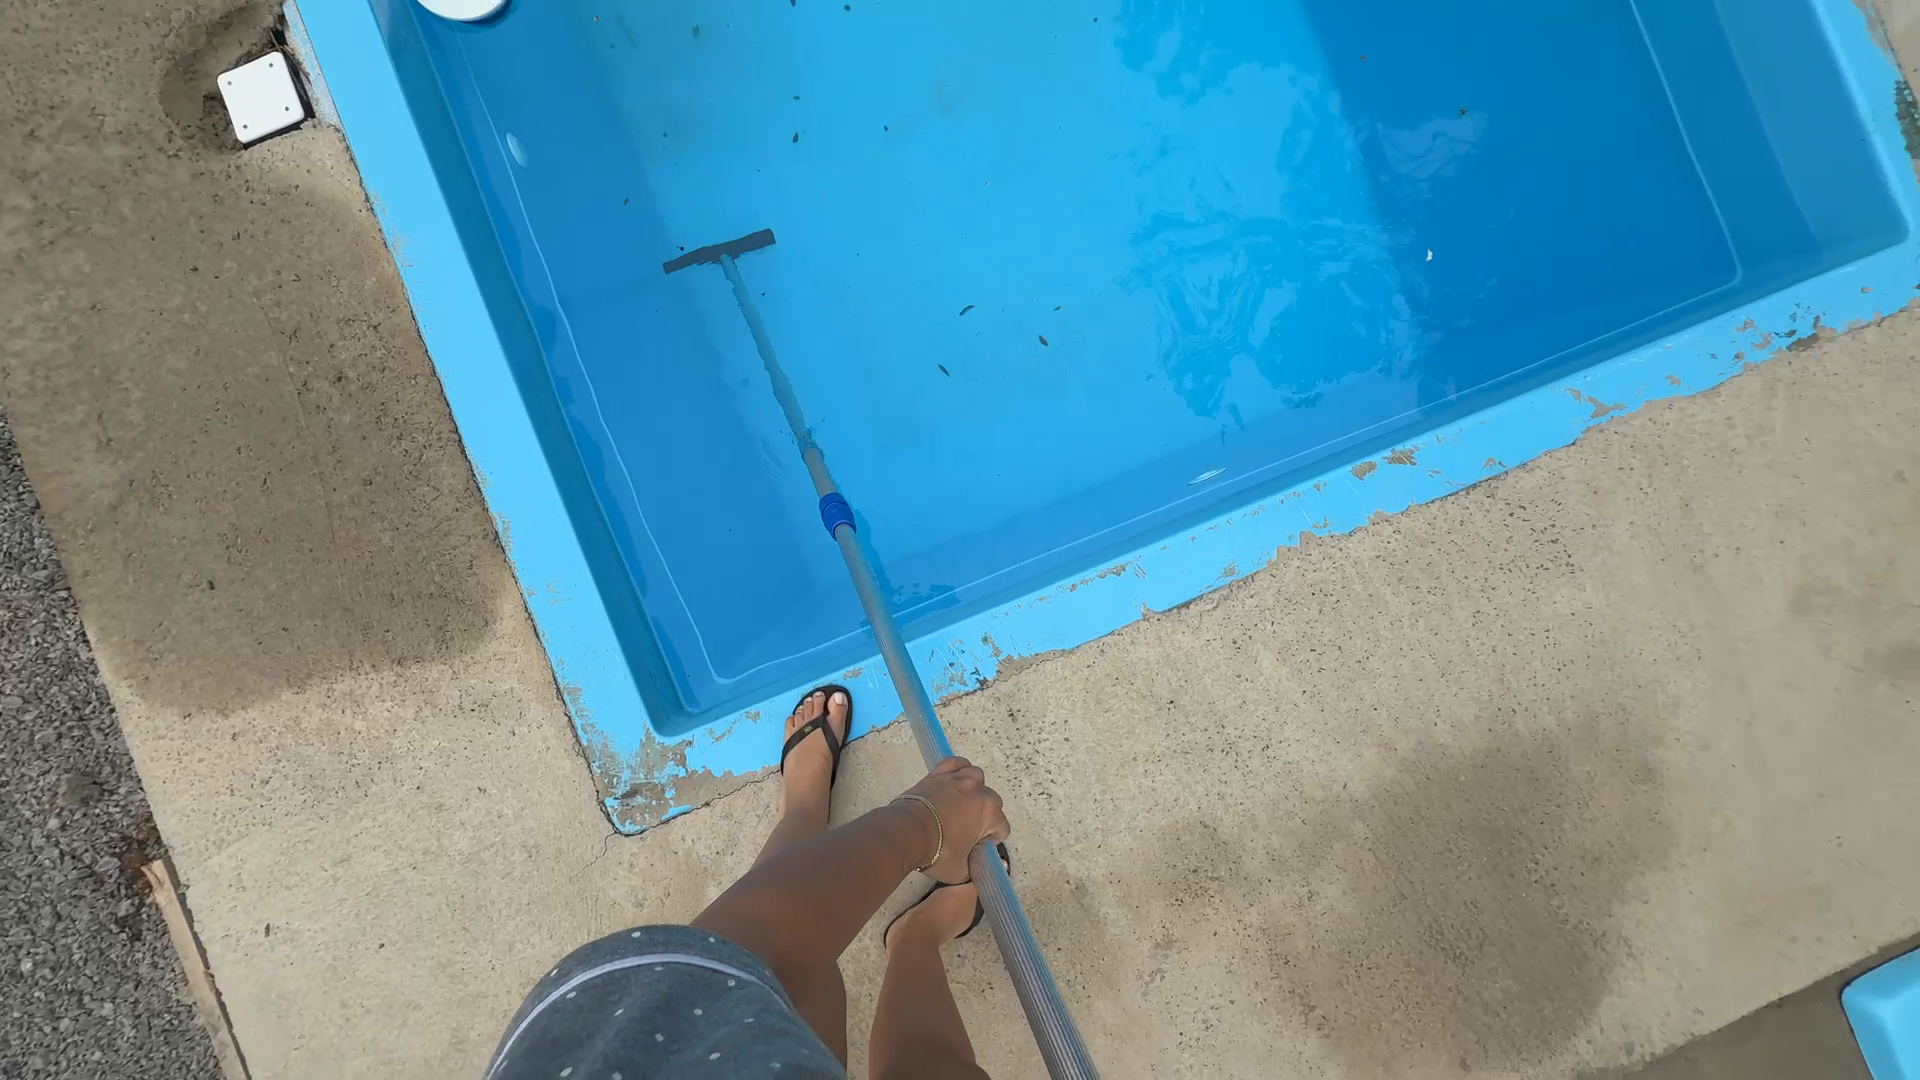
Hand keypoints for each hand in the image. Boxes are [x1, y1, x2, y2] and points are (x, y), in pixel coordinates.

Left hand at [896, 757, 1010, 883]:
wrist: (906, 833)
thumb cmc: (936, 852)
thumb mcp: (960, 871)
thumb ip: (975, 866)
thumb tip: (983, 864)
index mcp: (988, 812)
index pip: (1002, 827)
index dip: (991, 841)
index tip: (978, 848)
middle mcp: (977, 790)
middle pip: (992, 801)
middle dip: (984, 816)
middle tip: (968, 831)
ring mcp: (957, 778)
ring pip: (976, 777)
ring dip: (974, 790)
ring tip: (963, 804)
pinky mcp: (939, 773)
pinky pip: (955, 763)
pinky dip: (958, 769)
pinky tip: (955, 779)